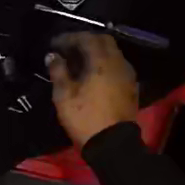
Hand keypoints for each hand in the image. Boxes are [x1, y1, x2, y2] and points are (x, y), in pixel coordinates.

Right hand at [46, 32, 139, 146]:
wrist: (113, 146)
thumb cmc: (85, 118)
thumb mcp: (64, 95)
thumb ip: (58, 71)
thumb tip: (53, 56)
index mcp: (102, 62)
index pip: (87, 38)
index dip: (70, 38)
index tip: (55, 44)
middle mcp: (118, 63)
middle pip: (104, 41)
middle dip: (86, 41)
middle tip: (69, 49)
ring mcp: (127, 75)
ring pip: (113, 53)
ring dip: (97, 52)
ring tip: (79, 61)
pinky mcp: (131, 87)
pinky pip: (117, 66)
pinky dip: (105, 64)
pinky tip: (92, 74)